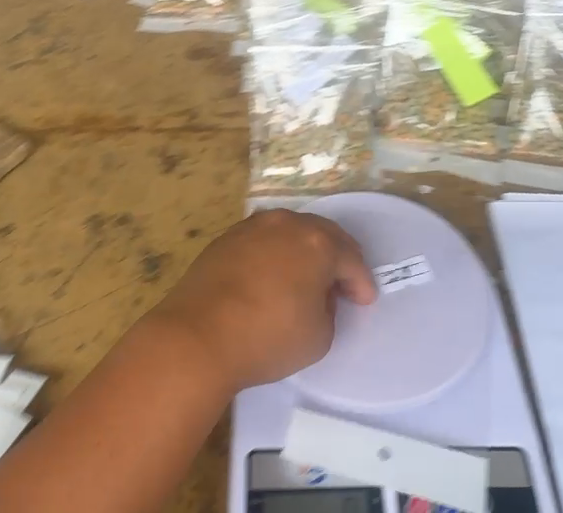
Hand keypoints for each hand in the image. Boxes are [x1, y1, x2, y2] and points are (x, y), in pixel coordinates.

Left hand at [146, 209, 377, 393]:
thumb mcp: (319, 337)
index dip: (361, 282)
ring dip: (303, 251)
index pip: (350, 259)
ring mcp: (252, 227)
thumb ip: (328, 310)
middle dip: (336, 258)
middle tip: (342, 282)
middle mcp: (286, 224)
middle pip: (322, 234)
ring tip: (307, 277)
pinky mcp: (225, 239)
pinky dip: (274, 254)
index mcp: (317, 242)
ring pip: (289, 232)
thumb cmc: (267, 337)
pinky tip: (273, 275)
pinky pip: (262, 240)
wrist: (198, 336)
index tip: (364, 300)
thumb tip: (315, 295)